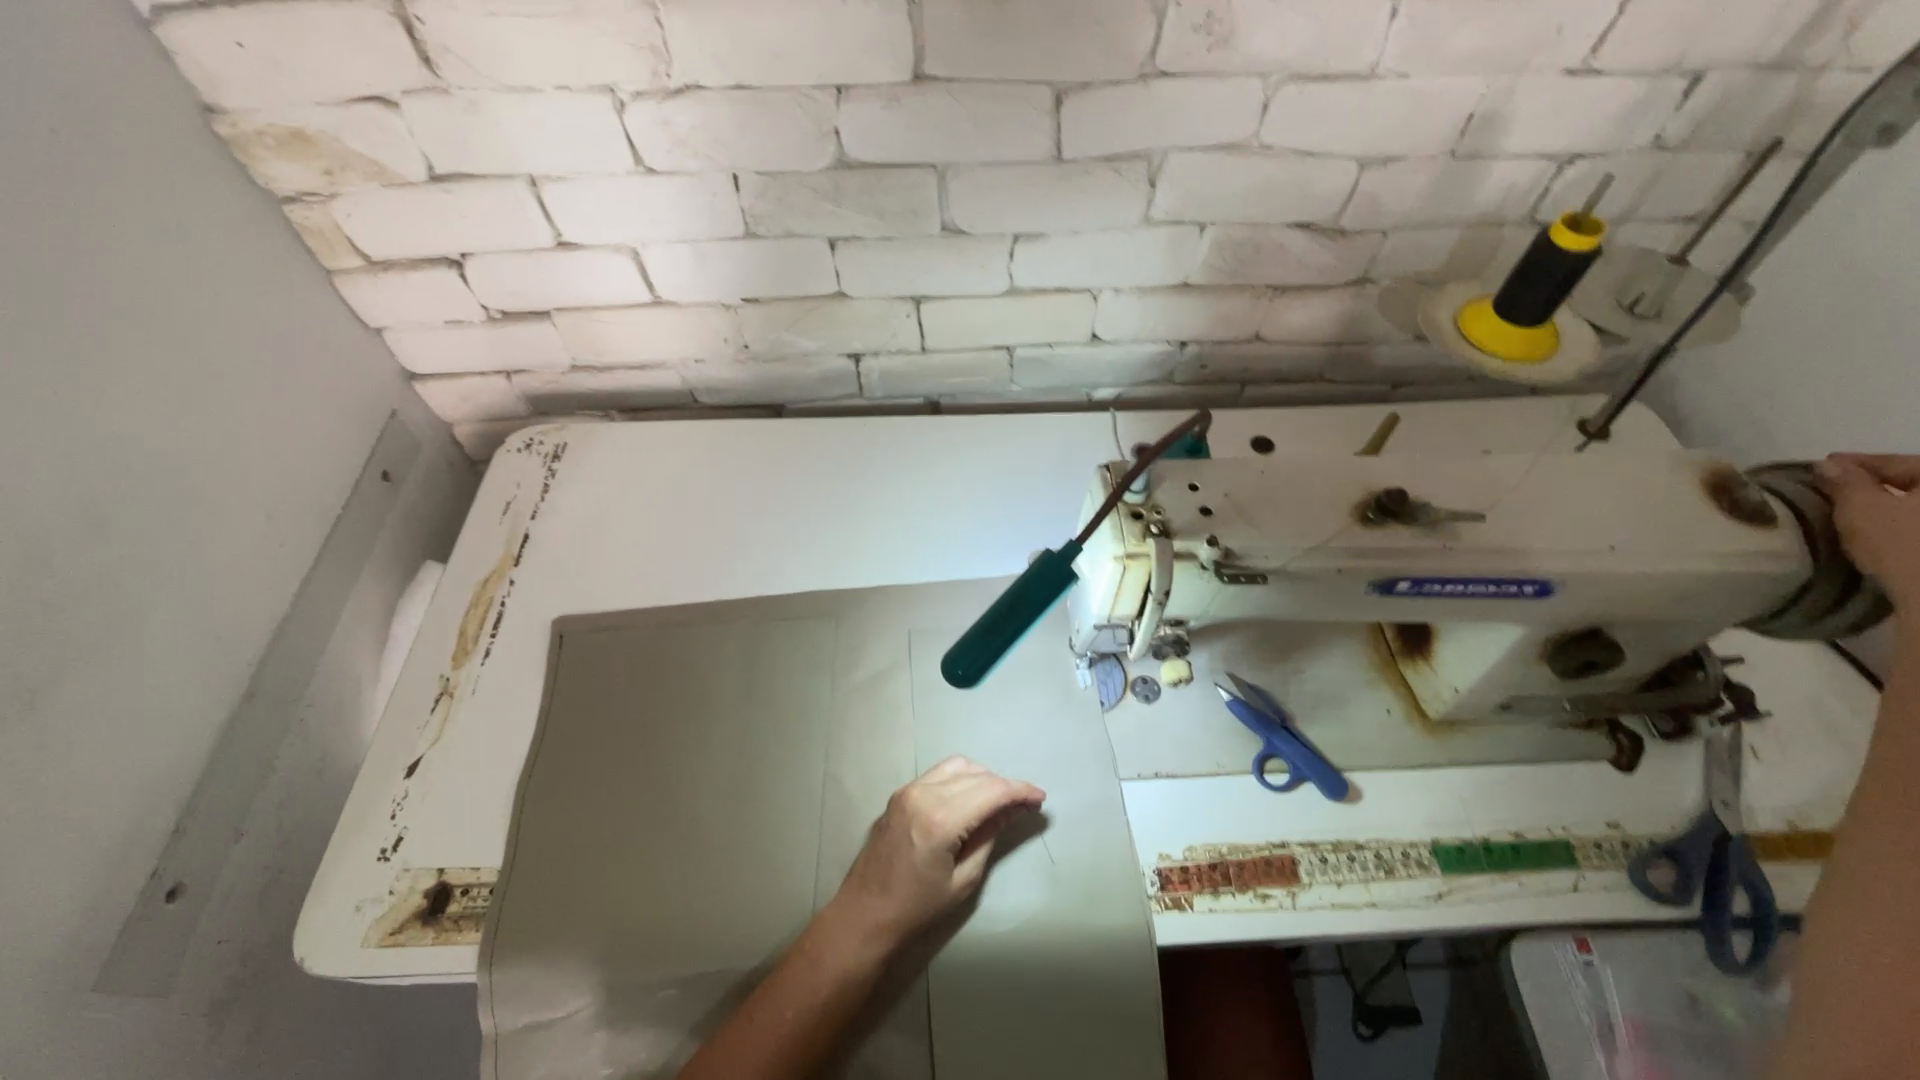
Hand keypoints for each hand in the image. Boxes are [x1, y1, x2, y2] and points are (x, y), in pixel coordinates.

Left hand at [823, 756, 1044, 951]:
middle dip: (1005, 785)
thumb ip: (989, 837)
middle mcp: (922, 793)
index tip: (1040, 799)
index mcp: (940, 818)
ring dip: (982, 777)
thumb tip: (1013, 809)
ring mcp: (907, 791)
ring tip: (999, 802)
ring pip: (956, 766)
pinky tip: (970, 800)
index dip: (1020, 791)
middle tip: (1025, 805)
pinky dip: (960, 779)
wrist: (864, 914)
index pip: (991, 791)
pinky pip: (938, 774)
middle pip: (976, 774)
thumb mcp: (963, 879)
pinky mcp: (899, 795)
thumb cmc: (916, 907)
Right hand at [1817, 454, 1919, 609]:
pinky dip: (1904, 527)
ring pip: (1917, 508)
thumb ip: (1845, 482)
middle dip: (1877, 485)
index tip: (1823, 465)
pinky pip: (1919, 529)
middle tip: (1837, 490)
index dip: (1857, 462)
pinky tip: (1883, 536)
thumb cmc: (1902, 544)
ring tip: (1857, 514)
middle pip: (1914, 483)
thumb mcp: (1861, 508)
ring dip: (1892, 507)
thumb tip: (1828, 464)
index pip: (1898, 462)